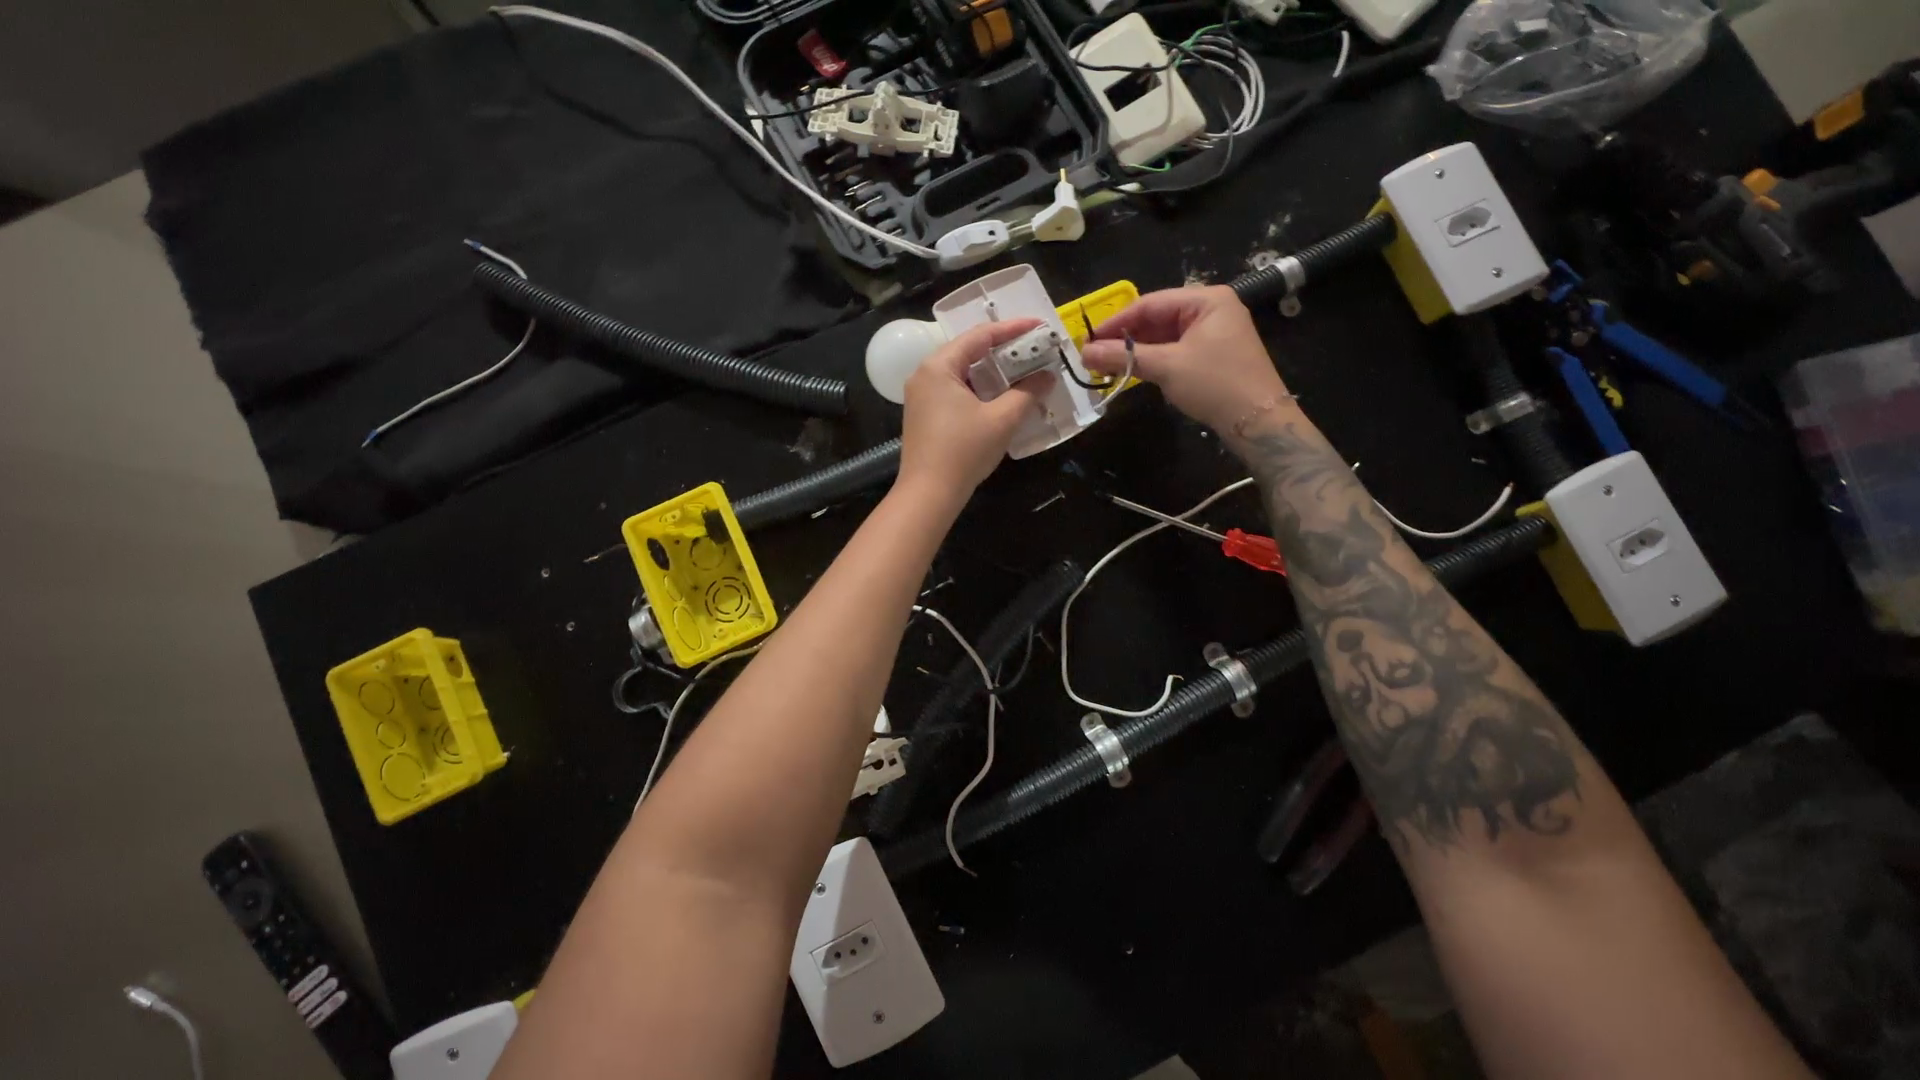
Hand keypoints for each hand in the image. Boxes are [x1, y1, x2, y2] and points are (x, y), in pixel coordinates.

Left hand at [898, 319, 1054, 498]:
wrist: (928, 494)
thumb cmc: (963, 451)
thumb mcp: (1002, 420)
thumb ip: (1027, 393)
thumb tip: (1047, 377)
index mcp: (939, 366)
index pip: (980, 336)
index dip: (1012, 329)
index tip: (1039, 327)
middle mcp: (925, 374)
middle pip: (968, 350)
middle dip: (1004, 349)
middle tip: (1035, 348)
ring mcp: (922, 396)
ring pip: (962, 372)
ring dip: (993, 370)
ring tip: (1023, 369)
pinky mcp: (925, 415)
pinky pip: (956, 390)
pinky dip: (980, 388)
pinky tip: (1001, 395)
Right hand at [1080, 285, 1289, 433]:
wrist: (1260, 422)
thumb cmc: (1215, 384)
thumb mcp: (1166, 367)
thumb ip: (1124, 357)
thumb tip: (1084, 353)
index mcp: (1206, 300)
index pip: (1149, 303)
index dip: (1116, 322)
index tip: (1089, 340)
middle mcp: (1212, 310)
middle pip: (1157, 318)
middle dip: (1126, 338)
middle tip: (1095, 356)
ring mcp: (1215, 334)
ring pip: (1165, 336)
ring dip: (1138, 351)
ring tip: (1108, 366)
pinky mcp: (1214, 356)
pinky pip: (1176, 351)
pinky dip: (1155, 360)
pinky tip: (1133, 371)